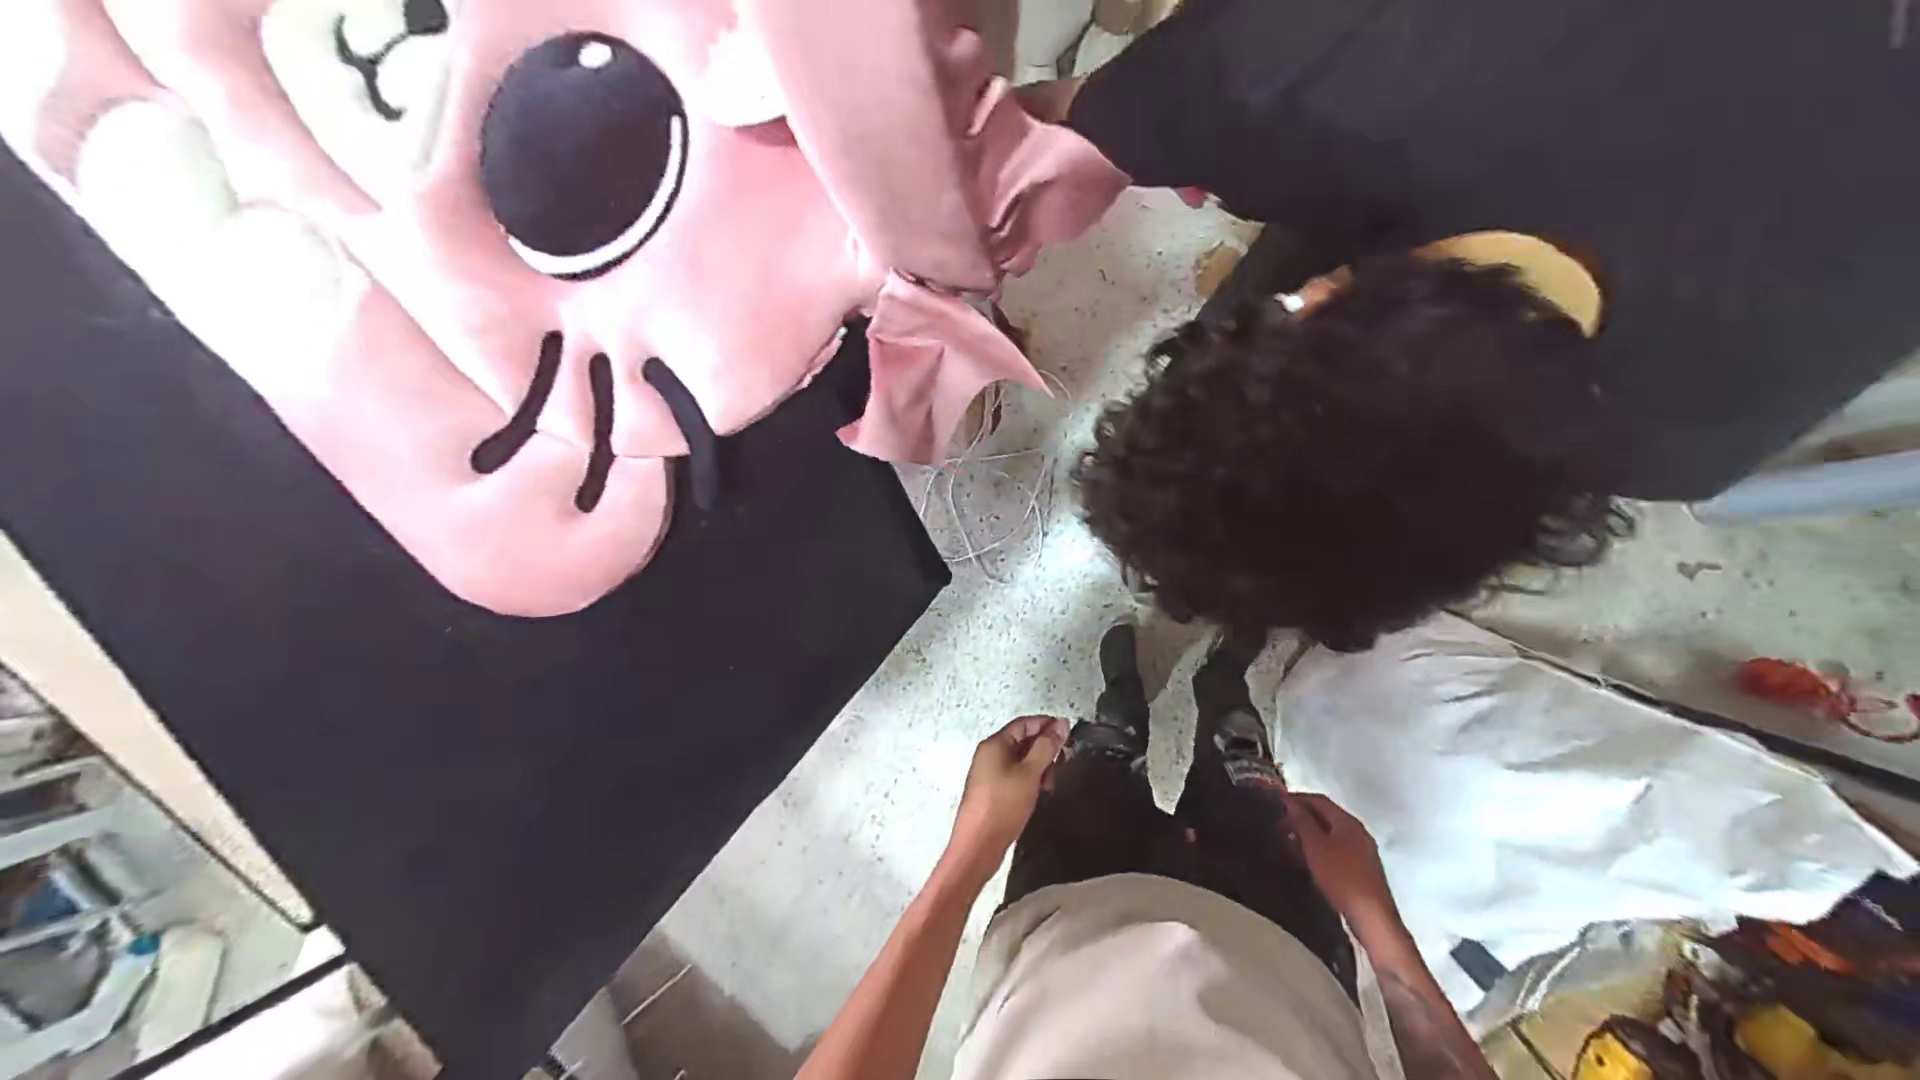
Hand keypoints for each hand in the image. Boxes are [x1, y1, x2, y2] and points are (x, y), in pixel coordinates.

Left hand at [946, 715, 1069, 883]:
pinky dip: (1031, 779)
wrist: (978, 845)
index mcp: (995, 744)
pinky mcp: (994, 791)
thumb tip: (1061, 723)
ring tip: (1051, 782)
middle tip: (1063, 761)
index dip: (1046, 724)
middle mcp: (990, 754)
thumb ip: (1046, 747)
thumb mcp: (1030, 773)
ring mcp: (990, 773)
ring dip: (1040, 766)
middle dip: (1045, 748)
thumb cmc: (1003, 805)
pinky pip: (1016, 775)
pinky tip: (1041, 792)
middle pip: (1023, 740)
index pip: (1024, 723)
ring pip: (1021, 760)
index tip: (1068, 732)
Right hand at [1284, 792, 1402, 936]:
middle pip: (1327, 815)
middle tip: (1280, 822)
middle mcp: (1358, 832)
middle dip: (1302, 815)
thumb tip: (1291, 802)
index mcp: (1348, 822)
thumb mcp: (1315, 845)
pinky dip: (1320, 846)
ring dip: (1310, 832)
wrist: (1371, 916)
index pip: (1319, 800)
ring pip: (1331, 832)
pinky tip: (1308, 857)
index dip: (1297, 798)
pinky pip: (1337, 847)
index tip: (1276, 802)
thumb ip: (1302, 821)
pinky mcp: (1363, 867)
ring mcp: (1363, 850)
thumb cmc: (1340, 876)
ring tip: (1289, 840)